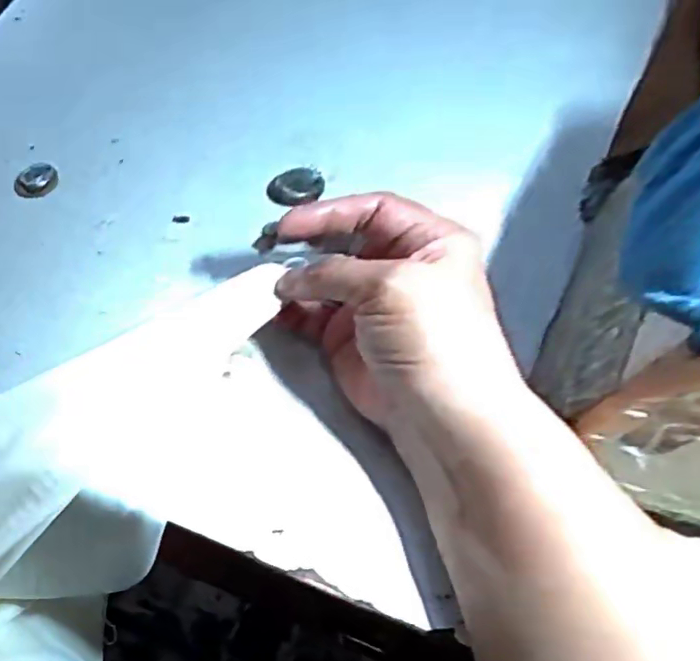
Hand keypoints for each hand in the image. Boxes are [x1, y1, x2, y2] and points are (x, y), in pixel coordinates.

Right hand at [272, 192, 524, 429]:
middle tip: (265, 252)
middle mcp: (396, 269)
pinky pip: (309, 317)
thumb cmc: (431, 335)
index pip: (372, 211)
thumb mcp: (390, 285)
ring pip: (320, 283)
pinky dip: (288, 311)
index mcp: (427, 242)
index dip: (329, 214)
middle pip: (341, 246)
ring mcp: (367, 307)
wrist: (436, 409)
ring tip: (263, 285)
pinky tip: (270, 308)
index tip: (286, 227)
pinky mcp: (343, 340)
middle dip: (304, 247)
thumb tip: (287, 278)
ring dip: (292, 282)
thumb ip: (335, 272)